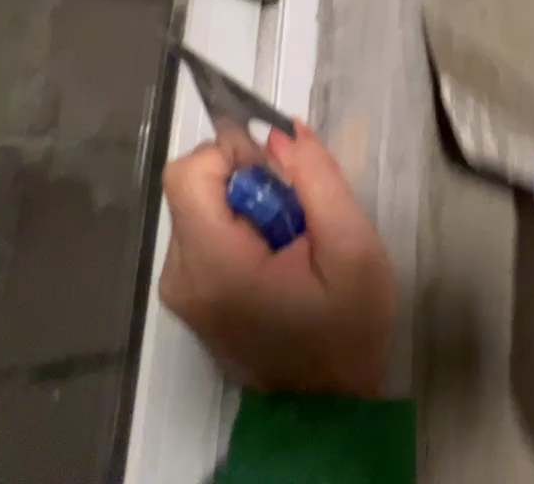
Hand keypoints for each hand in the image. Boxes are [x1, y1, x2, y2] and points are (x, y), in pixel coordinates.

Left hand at [159, 126, 394, 395]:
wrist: (328, 401)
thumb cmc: (347, 326)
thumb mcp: (352, 248)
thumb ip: (318, 182)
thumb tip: (282, 132)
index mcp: (215, 264)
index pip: (189, 172)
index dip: (233, 153)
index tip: (280, 173)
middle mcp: (181, 274)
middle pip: (197, 186)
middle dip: (250, 181)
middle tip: (300, 211)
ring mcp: (180, 288)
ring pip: (203, 205)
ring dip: (249, 203)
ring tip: (295, 239)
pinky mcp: (190, 294)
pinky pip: (206, 231)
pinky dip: (242, 227)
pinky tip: (280, 256)